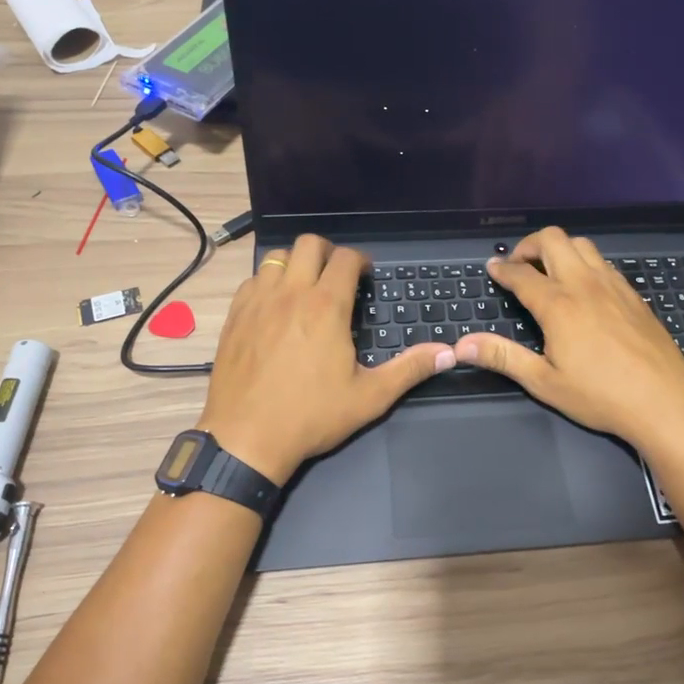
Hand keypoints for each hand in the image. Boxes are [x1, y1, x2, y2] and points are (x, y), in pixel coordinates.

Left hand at [198, 235, 454, 482]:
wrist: (245, 439)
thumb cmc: (311, 416)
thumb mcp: (370, 397)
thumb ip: (410, 369)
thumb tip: (448, 353)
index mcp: (326, 306)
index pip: (346, 258)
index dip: (360, 261)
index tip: (365, 277)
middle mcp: (290, 293)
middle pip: (308, 244)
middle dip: (328, 252)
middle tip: (337, 277)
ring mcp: (257, 302)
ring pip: (276, 257)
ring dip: (295, 264)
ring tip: (305, 288)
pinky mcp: (234, 316)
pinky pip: (252, 280)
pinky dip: (267, 282)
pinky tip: (274, 307)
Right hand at [453, 227, 683, 447]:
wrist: (664, 401)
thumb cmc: (600, 396)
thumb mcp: (545, 382)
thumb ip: (503, 357)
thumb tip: (461, 345)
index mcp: (558, 304)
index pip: (521, 273)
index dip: (502, 268)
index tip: (491, 268)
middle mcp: (584, 284)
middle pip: (553, 239)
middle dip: (529, 245)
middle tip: (519, 265)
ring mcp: (613, 285)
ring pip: (581, 244)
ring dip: (559, 248)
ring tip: (549, 270)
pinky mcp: (633, 294)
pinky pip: (603, 262)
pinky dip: (584, 262)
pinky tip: (583, 287)